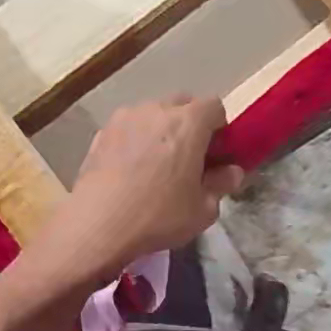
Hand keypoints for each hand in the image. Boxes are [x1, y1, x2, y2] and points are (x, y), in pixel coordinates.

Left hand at [30, 97, 243, 288]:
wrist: (98, 225)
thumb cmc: (159, 216)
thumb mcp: (203, 209)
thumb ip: (221, 184)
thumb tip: (232, 172)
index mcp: (188, 122)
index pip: (214, 107)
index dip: (219, 129)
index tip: (216, 154)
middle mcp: (156, 109)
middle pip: (182, 105)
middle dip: (189, 125)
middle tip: (188, 159)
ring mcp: (124, 118)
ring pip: (152, 115)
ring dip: (160, 131)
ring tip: (155, 166)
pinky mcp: (100, 133)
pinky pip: (128, 129)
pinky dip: (135, 142)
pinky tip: (130, 171)